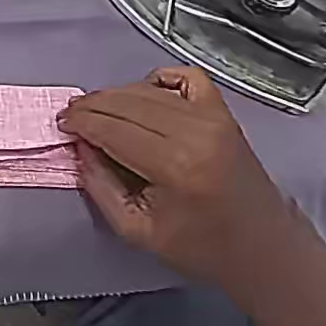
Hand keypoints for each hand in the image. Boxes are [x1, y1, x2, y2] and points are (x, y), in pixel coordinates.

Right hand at [58, 67, 305, 282]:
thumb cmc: (199, 247)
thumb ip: (100, 185)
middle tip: (71, 115)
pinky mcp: (224, 113)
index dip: (81, 122)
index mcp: (174, 166)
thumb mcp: (135, 229)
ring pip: (149, 89)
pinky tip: (143, 95)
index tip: (61, 124)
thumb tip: (81, 146)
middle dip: (91, 105)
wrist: (263, 247)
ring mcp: (213, 118)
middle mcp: (195, 132)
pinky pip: (185, 77)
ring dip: (116, 95)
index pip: (113, 127)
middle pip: (127, 102)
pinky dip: (158, 80)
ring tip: (96, 109)